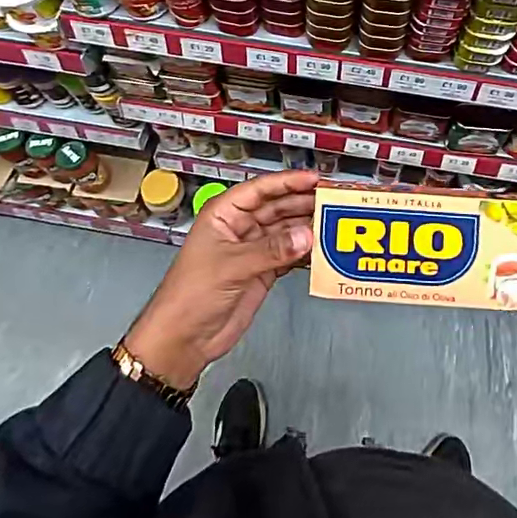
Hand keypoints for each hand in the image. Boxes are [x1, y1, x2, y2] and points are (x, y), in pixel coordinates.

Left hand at [123, 170, 317, 387]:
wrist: (184, 338)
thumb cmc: (189, 295)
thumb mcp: (231, 266)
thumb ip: (270, 250)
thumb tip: (304, 236)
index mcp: (224, 214)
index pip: (260, 189)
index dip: (287, 182)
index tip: (313, 179)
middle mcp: (240, 227)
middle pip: (277, 207)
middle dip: (303, 202)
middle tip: (331, 201)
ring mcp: (252, 249)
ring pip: (286, 230)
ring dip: (307, 228)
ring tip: (332, 223)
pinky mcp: (262, 271)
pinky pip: (289, 255)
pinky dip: (305, 253)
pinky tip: (321, 250)